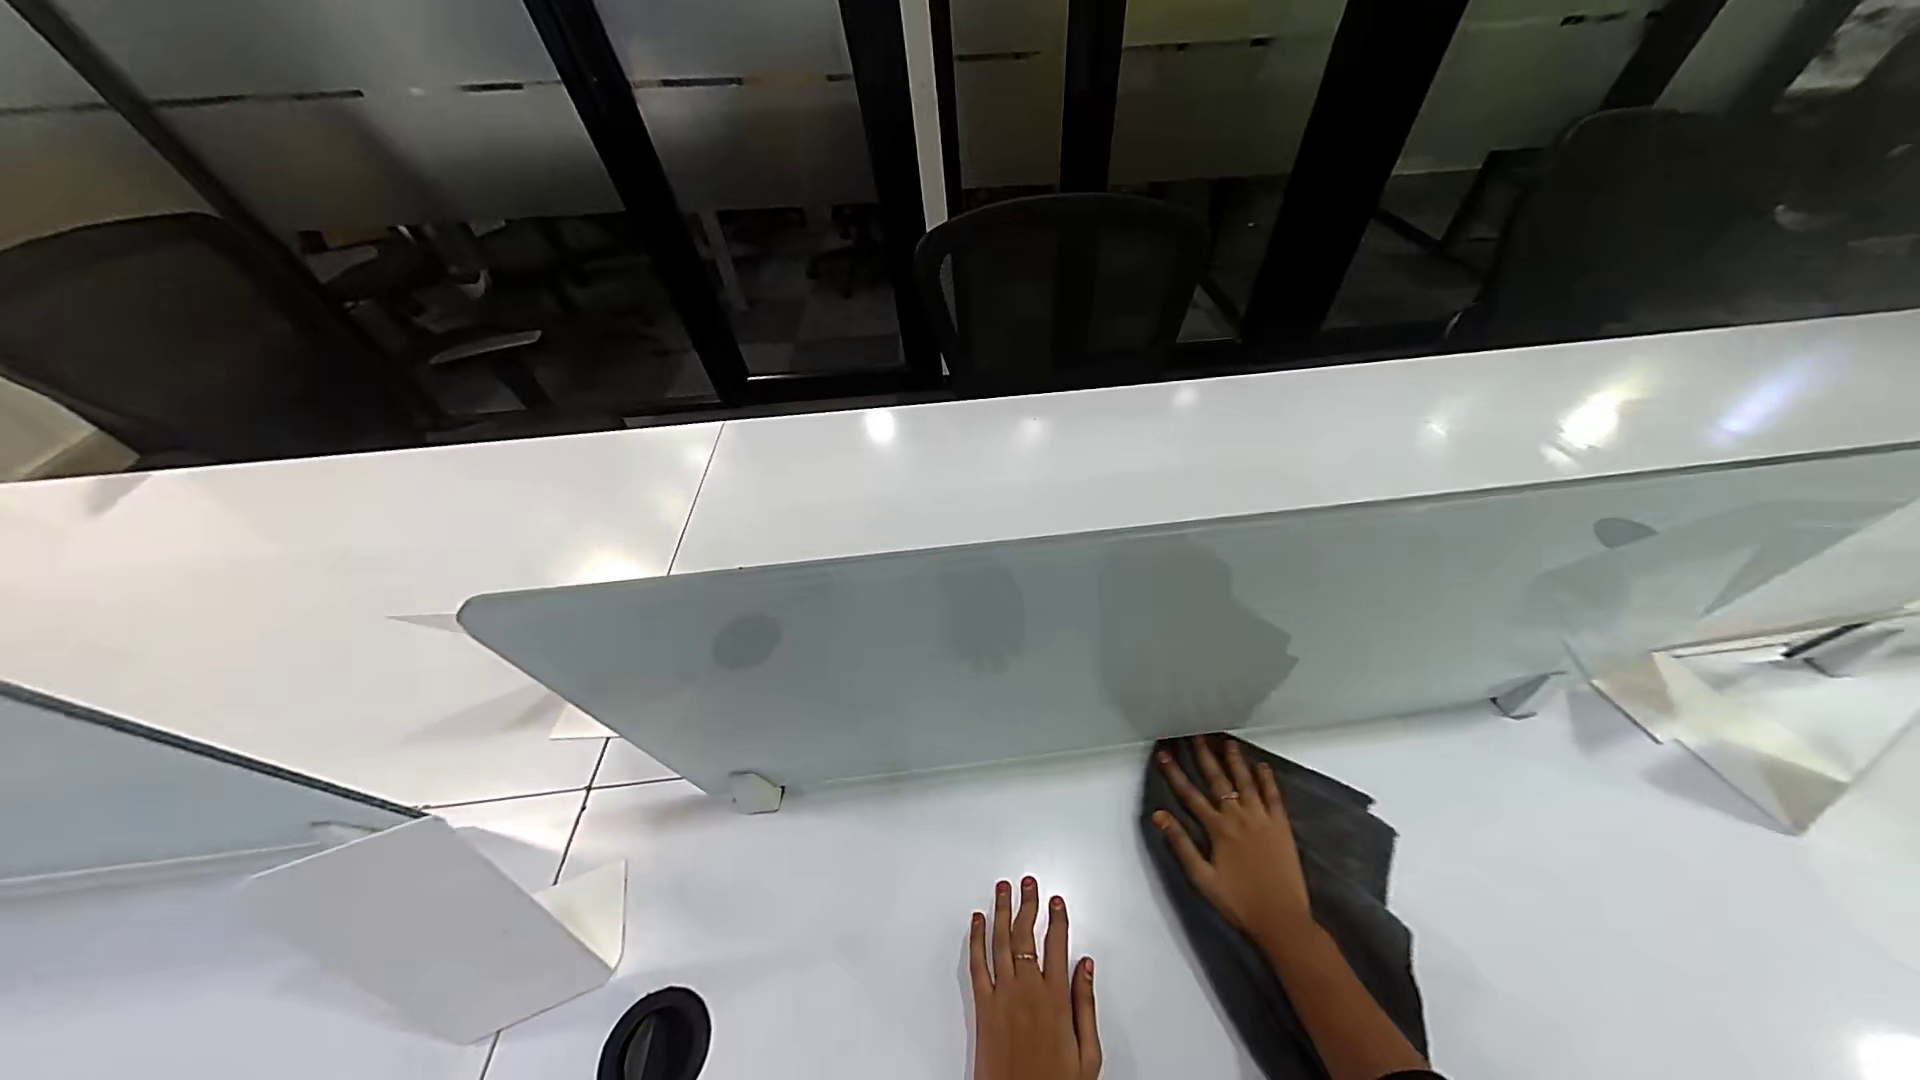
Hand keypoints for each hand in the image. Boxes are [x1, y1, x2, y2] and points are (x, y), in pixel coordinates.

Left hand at [968, 876, 1100, 1079]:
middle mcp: (1027, 991)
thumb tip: (1086, 965)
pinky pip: (977, 964)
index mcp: (1056, 999)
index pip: (1057, 945)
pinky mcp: (982, 1007)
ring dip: (1002, 910)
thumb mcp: (1087, 1053)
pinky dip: (976, 938)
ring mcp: (1002, 996)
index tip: (1056, 901)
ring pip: (1001, 941)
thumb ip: (1085, 1004)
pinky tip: (977, 921)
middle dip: (1028, 904)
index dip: (1057, 918)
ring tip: (1003, 889)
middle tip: (1028, 884)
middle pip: (1026, 935)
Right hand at [1153, 736, 1311, 937]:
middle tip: (1196, 736)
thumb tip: (1159, 815)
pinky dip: (1267, 779)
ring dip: (1235, 760)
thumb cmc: (1238, 902)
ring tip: (1227, 742)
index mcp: (1217, 829)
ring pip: (1246, 781)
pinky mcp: (1282, 826)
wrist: (1282, 919)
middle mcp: (1238, 817)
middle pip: (1218, 780)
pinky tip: (1262, 766)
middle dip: (1204, 756)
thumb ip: (1181, 844)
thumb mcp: (1202, 877)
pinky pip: (1274, 796)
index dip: (1175, 773)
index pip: (1190, 794)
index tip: (1164, 754)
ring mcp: (1262, 819)